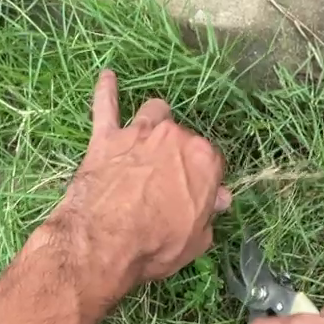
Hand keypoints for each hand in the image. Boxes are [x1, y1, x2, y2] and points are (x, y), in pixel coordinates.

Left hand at [44, 70, 230, 290]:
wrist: (104, 242)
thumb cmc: (156, 245)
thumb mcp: (196, 239)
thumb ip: (208, 214)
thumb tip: (220, 199)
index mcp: (203, 160)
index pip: (211, 162)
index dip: (203, 180)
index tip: (195, 195)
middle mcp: (175, 137)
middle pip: (183, 137)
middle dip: (179, 156)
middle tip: (167, 183)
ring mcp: (139, 133)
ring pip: (154, 112)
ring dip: (156, 121)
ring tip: (149, 136)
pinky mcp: (106, 137)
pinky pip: (106, 105)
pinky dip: (107, 91)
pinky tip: (107, 78)